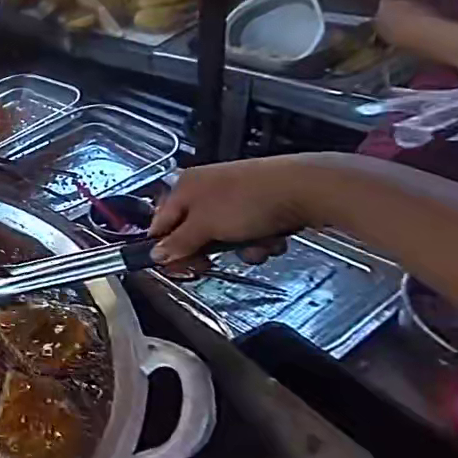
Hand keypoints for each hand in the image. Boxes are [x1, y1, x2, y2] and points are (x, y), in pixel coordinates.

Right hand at [149, 157, 321, 263]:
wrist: (302, 188)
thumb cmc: (246, 202)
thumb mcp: (206, 226)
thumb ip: (179, 242)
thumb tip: (155, 254)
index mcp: (185, 187)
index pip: (161, 222)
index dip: (165, 248)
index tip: (176, 270)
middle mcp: (205, 189)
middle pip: (193, 232)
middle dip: (208, 250)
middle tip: (212, 264)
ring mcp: (233, 197)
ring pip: (224, 237)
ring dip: (239, 249)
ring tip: (255, 245)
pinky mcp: (257, 205)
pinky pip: (248, 232)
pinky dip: (258, 240)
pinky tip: (271, 238)